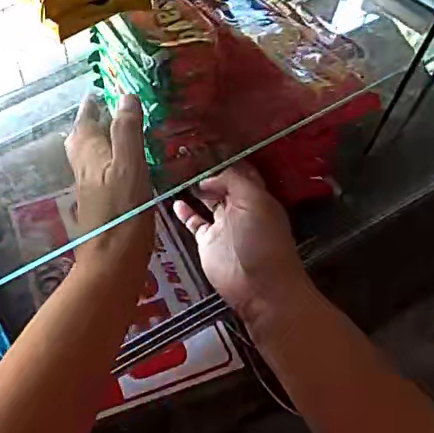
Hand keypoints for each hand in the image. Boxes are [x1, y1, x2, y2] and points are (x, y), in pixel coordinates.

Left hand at [65, 93, 154, 274]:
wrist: (112, 261)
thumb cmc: (123, 212)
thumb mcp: (130, 166)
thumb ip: (127, 131)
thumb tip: (125, 96)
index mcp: (90, 153)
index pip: (86, 119)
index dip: (93, 103)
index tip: (100, 89)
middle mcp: (84, 167)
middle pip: (81, 136)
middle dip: (90, 120)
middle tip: (102, 107)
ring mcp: (90, 186)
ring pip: (87, 154)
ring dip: (96, 139)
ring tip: (110, 130)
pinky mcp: (99, 202)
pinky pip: (99, 170)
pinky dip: (106, 159)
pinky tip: (119, 165)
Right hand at [172, 165, 316, 325]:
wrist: (259, 287)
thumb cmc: (262, 241)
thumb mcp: (254, 201)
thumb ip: (233, 181)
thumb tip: (207, 176)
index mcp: (255, 195)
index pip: (238, 170)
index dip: (222, 157)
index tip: (200, 145)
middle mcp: (238, 206)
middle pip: (220, 183)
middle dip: (204, 170)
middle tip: (180, 155)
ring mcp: (221, 224)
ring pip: (205, 200)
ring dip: (192, 188)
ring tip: (172, 173)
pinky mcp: (206, 241)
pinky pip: (193, 221)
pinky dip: (183, 212)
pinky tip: (173, 202)